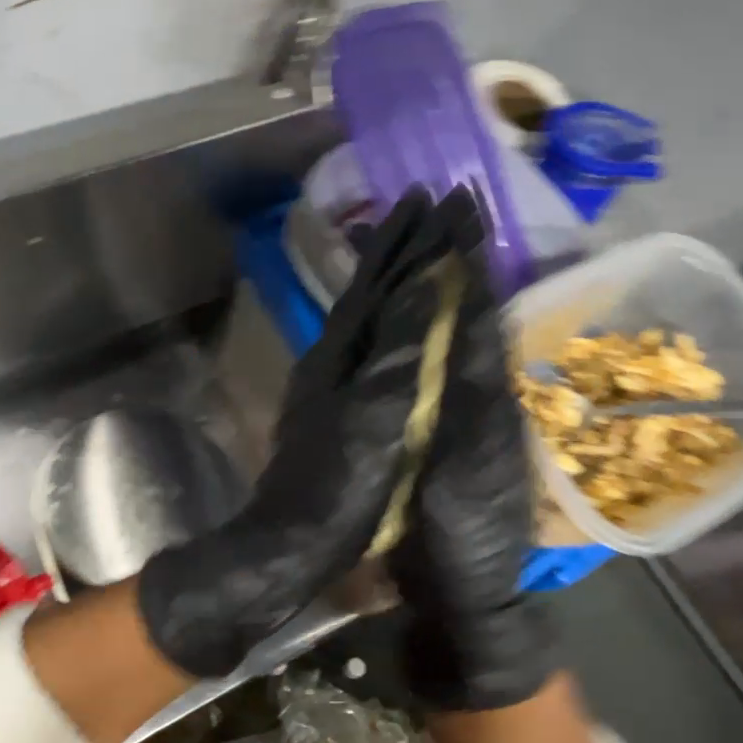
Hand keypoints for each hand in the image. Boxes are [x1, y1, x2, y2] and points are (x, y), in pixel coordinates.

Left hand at [137, 189, 462, 677]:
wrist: (290, 543)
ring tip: (415, 245)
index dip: (423, 243)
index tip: (452, 200)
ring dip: (391, 276)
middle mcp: (332, 359)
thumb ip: (404, 346)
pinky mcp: (329, 412)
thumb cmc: (342, 486)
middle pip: (371, 289)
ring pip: (364, 314)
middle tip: (434, 203)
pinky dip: (383, 320)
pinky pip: (362, 346)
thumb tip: (427, 281)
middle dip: (405, 246)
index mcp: (345, 353)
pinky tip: (390, 327)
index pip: (389, 283)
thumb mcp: (380, 412)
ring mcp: (326, 385)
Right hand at [383, 196, 559, 711]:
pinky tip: (442, 315)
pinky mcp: (471, 437)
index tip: (457, 217)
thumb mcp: (457, 484)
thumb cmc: (455, 547)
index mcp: (488, 409)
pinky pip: (464, 368)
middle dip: (468, 264)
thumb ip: (463, 418)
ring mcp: (484, 419)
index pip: (477, 325)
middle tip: (456, 206)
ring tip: (451, 242)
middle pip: (481, 320)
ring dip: (464, 288)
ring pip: (475, 339)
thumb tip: (461, 350)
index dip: (466, 272)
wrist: (469, 598)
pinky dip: (455, 330)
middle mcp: (493, 402)